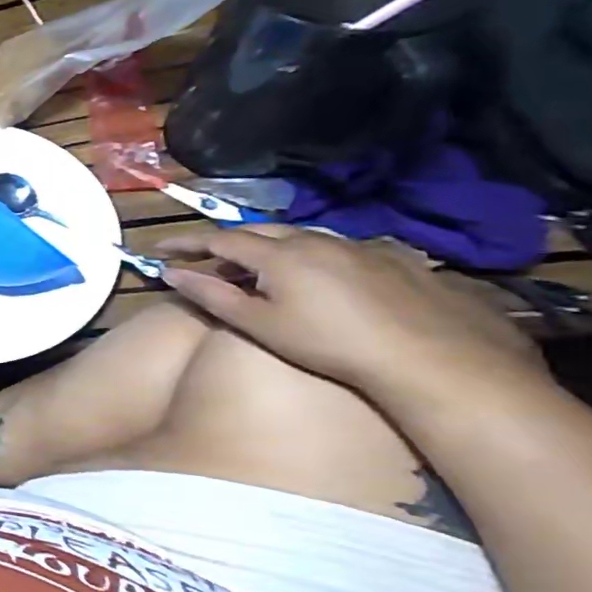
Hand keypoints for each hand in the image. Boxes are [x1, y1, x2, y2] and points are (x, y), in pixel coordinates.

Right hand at [155, 225, 548, 400]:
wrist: (433, 359)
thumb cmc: (331, 345)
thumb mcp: (259, 325)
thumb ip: (211, 295)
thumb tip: (169, 272)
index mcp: (277, 254)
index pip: (218, 239)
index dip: (185, 242)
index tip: (158, 249)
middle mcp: (314, 240)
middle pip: (258, 232)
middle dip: (226, 242)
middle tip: (206, 260)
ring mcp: (357, 246)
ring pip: (300, 236)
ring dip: (269, 247)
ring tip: (259, 267)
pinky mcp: (392, 259)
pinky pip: (337, 247)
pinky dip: (310, 254)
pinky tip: (318, 275)